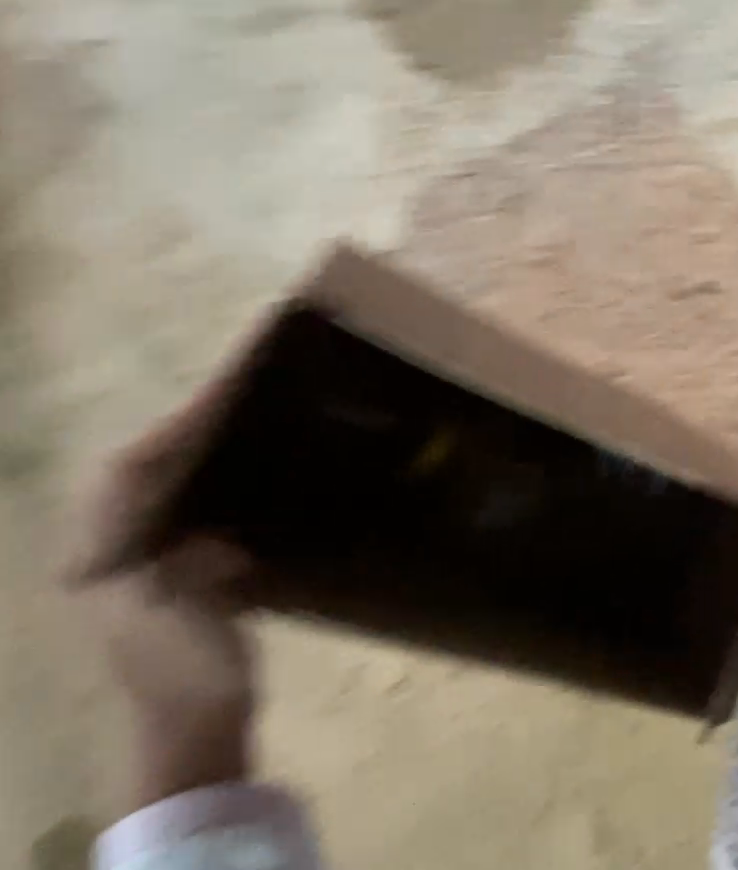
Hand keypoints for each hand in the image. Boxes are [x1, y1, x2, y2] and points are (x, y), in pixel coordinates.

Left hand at [69, 368, 259, 808]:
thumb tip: (210, 538)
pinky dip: (214, 482)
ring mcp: (141, 563)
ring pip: (164, 488)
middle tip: (243, 399)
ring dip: (198, 453)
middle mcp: (110, 552)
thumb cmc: (183, 670)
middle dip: (183, 431)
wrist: (192, 722)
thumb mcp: (181, 621)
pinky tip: (254, 477)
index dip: (171, 431)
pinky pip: (189, 509)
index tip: (223, 395)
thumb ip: (186, 574)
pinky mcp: (174, 573)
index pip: (126, 475)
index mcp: (102, 558)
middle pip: (139, 473)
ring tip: (251, 425)